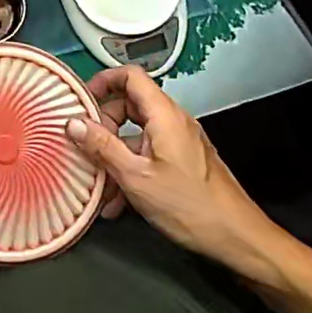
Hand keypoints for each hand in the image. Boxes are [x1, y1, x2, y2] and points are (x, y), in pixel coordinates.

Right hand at [65, 67, 283, 282]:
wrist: (236, 236)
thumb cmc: (194, 207)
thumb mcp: (136, 177)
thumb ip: (103, 147)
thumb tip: (75, 123)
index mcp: (164, 115)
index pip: (131, 76)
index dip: (104, 81)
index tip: (82, 100)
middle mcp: (173, 121)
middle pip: (129, 105)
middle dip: (104, 126)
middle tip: (86, 147)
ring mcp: (178, 141)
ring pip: (136, 134)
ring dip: (114, 155)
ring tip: (99, 184)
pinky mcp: (181, 161)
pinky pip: (147, 154)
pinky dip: (130, 168)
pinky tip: (118, 201)